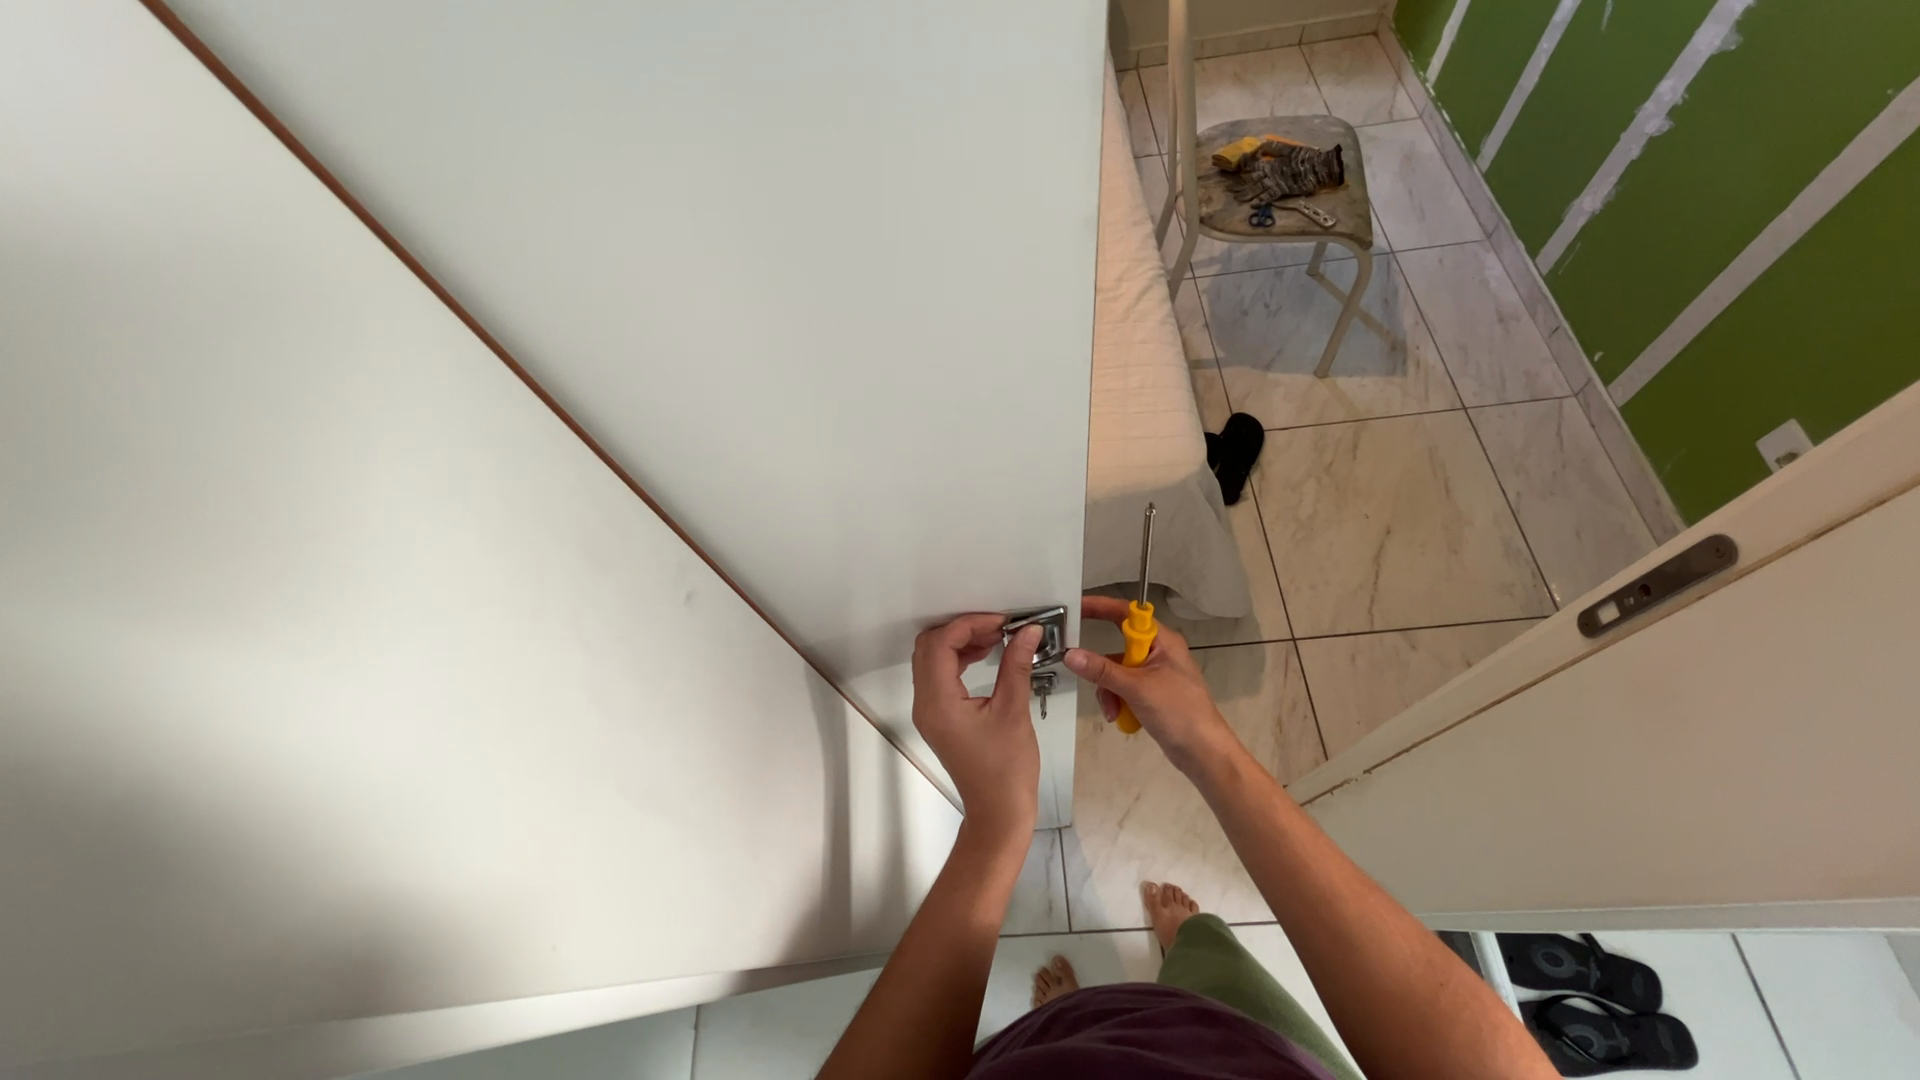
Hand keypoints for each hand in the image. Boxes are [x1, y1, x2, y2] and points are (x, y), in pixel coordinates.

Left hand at [910, 614, 1043, 837]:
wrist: (998, 810)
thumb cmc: (1007, 768)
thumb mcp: (1014, 710)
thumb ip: (1017, 665)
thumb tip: (1028, 631)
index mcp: (939, 702)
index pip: (941, 645)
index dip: (969, 625)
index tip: (1000, 621)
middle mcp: (925, 704)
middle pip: (929, 648)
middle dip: (961, 630)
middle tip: (997, 628)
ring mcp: (928, 711)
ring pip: (931, 660)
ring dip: (959, 643)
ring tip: (995, 639)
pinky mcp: (937, 717)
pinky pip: (938, 676)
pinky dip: (957, 660)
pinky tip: (985, 656)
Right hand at [1065, 595, 1242, 775]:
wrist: (1202, 752)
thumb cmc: (1178, 711)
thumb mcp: (1136, 688)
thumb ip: (1101, 670)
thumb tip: (1070, 654)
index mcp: (1162, 641)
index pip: (1126, 614)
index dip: (1101, 607)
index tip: (1077, 608)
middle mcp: (1158, 653)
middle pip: (1117, 648)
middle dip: (1103, 670)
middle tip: (1090, 678)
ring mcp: (1154, 675)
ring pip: (1116, 673)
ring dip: (1109, 691)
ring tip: (1113, 710)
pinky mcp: (1151, 694)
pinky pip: (1123, 689)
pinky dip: (1117, 701)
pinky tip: (1119, 717)